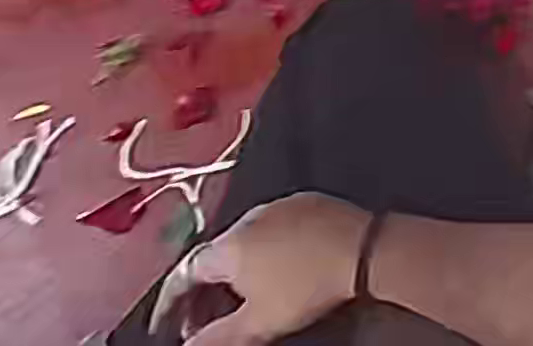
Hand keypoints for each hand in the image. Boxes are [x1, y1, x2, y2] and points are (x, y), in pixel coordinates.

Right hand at [151, 193, 373, 344]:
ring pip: (244, 239)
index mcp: (233, 243)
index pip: (185, 272)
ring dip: (233, 270)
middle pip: (215, 255)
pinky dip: (262, 250)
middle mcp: (254, 216)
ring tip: (237, 302)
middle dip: (203, 291)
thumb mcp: (255, 324)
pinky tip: (273, 271)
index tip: (168, 327)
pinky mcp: (310, 200)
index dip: (171, 304)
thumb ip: (212, 339)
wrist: (365, 248)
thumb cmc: (308, 285)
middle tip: (203, 323)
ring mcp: (285, 203)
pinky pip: (273, 226)